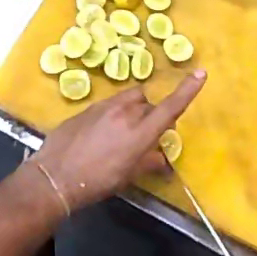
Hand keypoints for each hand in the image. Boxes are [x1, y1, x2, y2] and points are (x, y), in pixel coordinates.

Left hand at [29, 70, 206, 212]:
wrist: (55, 176)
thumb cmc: (96, 182)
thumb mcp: (127, 176)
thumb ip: (147, 162)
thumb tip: (161, 158)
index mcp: (140, 133)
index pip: (170, 108)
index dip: (188, 90)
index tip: (201, 73)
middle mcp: (126, 113)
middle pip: (149, 104)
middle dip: (152, 116)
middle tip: (147, 137)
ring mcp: (106, 107)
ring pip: (131, 99)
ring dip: (135, 110)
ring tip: (125, 132)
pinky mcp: (90, 107)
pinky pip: (111, 104)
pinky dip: (116, 114)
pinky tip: (104, 133)